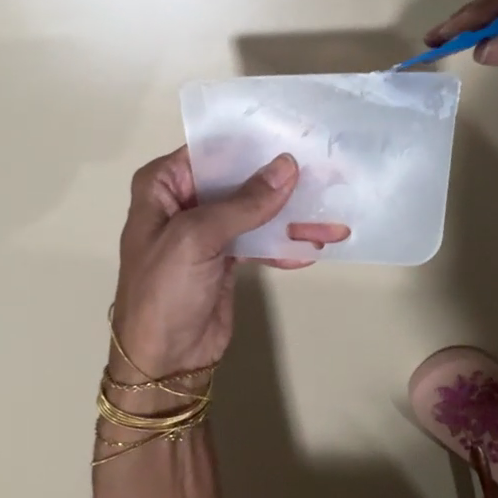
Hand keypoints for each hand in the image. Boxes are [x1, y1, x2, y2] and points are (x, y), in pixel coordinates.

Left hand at [111, 148, 310, 377]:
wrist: (163, 363)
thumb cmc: (165, 290)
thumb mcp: (198, 237)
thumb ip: (245, 202)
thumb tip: (288, 165)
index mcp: (164, 184)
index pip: (213, 150)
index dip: (253, 143)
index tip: (298, 135)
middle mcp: (184, 199)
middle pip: (240, 178)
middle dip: (282, 180)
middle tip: (329, 173)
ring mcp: (207, 230)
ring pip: (257, 210)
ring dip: (292, 216)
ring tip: (333, 221)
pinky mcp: (227, 257)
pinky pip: (261, 240)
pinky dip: (285, 244)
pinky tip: (312, 250)